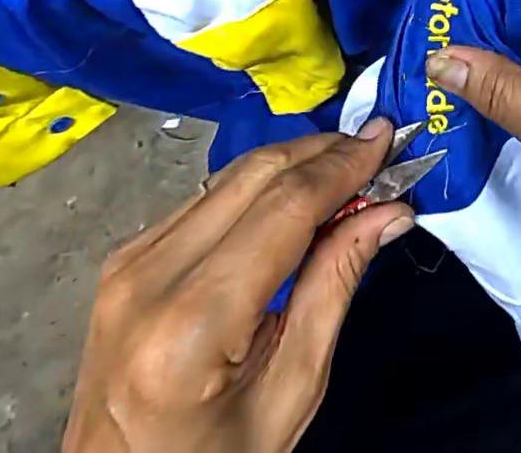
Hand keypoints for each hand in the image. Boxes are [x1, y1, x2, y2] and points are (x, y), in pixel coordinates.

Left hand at [62, 125, 416, 452]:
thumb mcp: (297, 382)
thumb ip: (338, 280)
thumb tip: (392, 209)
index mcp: (193, 325)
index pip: (286, 207)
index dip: (344, 164)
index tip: (389, 139)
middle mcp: (149, 279)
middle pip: (259, 175)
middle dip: (328, 150)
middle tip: (379, 147)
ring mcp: (129, 263)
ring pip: (236, 173)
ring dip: (301, 159)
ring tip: (351, 165)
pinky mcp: (127, 257)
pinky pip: (214, 192)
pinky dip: (269, 179)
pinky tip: (303, 190)